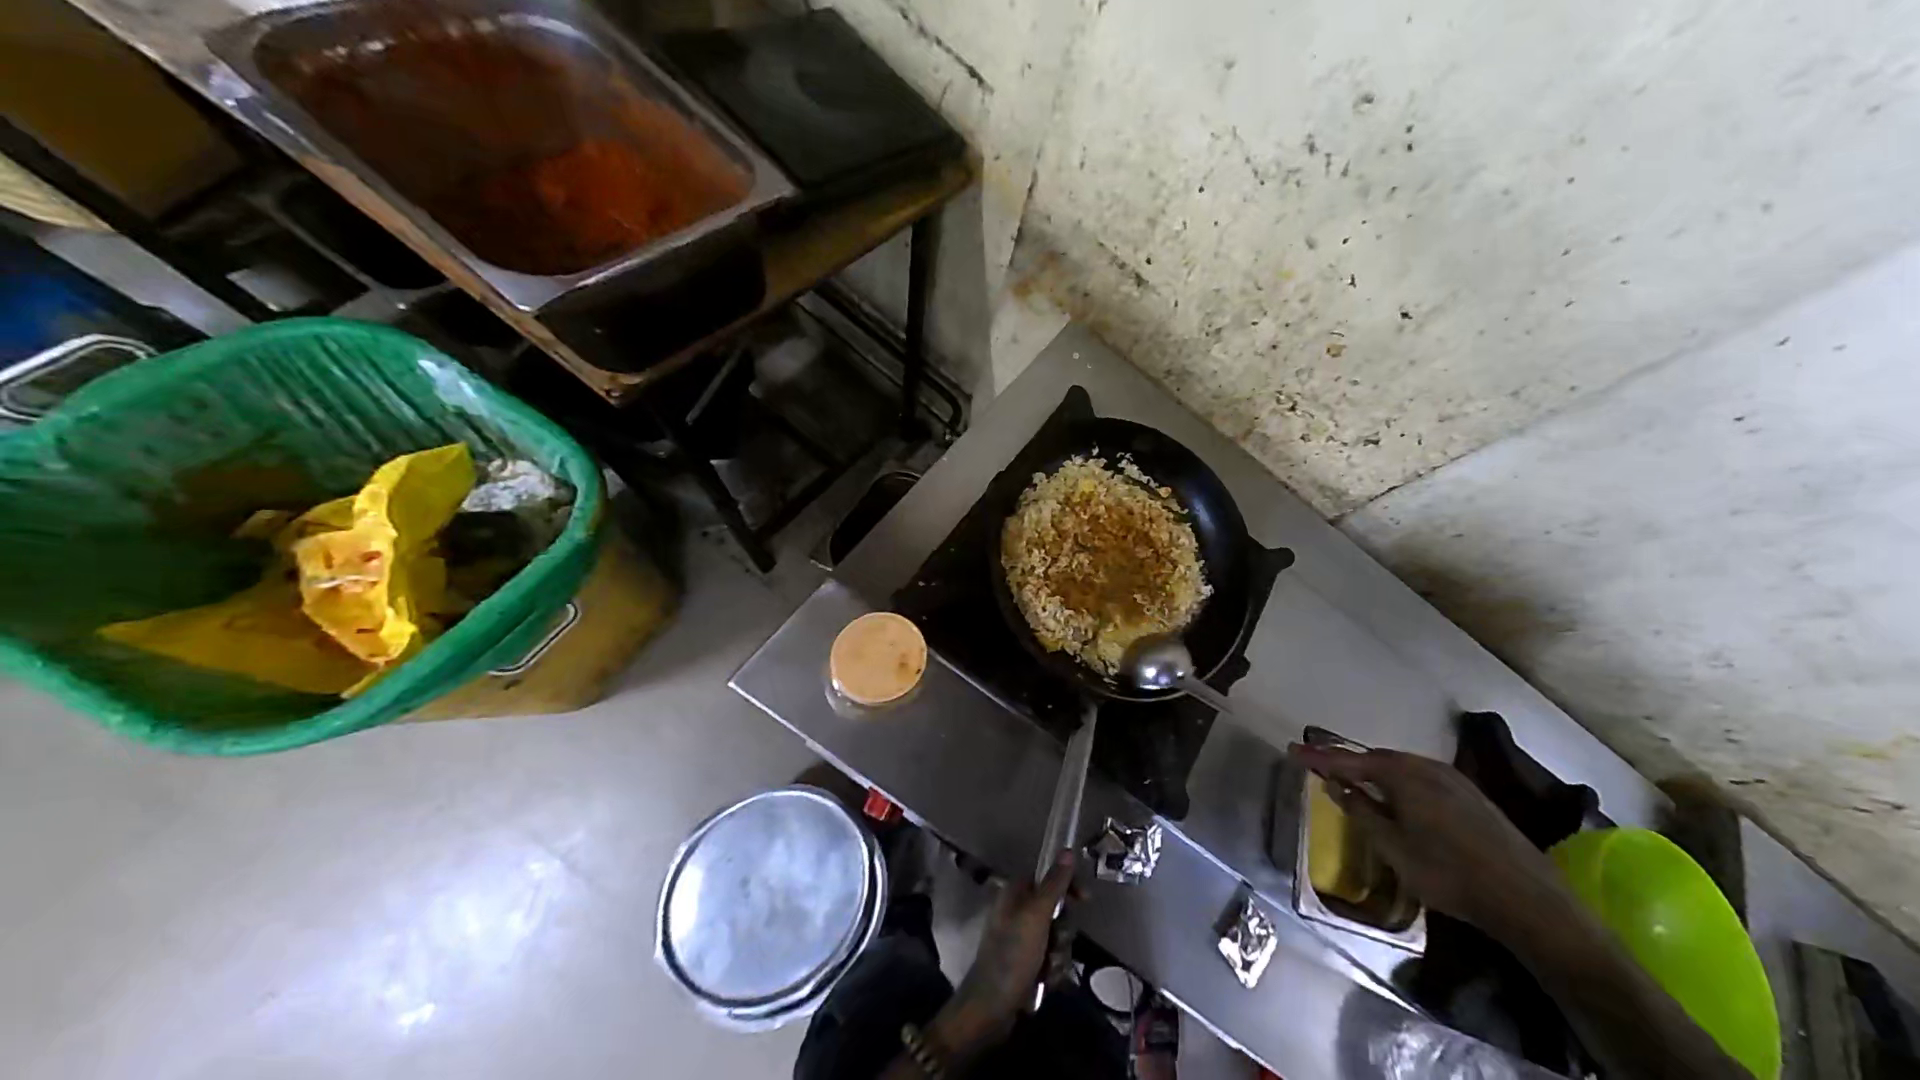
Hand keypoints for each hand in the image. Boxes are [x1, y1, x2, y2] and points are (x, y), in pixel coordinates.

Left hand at [948, 852, 1077, 1034]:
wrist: (992, 1008)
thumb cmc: (1012, 955)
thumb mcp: (1036, 916)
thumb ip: (1054, 884)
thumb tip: (1067, 849)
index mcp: (1015, 894)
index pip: (1047, 878)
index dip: (1067, 887)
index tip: (1084, 899)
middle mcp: (1018, 913)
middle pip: (1056, 911)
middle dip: (1062, 932)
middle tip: (1054, 942)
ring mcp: (1022, 940)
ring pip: (1058, 938)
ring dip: (1058, 955)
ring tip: (1045, 969)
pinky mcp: (1027, 964)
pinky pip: (1052, 959)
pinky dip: (1052, 970)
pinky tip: (1043, 982)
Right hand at [1290, 743, 1573, 930]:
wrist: (1528, 899)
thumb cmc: (1448, 874)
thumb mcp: (1393, 847)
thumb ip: (1361, 812)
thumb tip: (1336, 786)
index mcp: (1402, 775)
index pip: (1348, 760)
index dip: (1318, 757)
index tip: (1291, 750)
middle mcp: (1426, 767)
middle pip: (1376, 758)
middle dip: (1347, 761)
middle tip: (1320, 767)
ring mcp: (1453, 779)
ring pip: (1401, 767)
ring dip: (1374, 771)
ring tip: (1353, 780)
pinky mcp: (1471, 795)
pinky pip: (1421, 776)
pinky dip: (1398, 780)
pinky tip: (1397, 796)